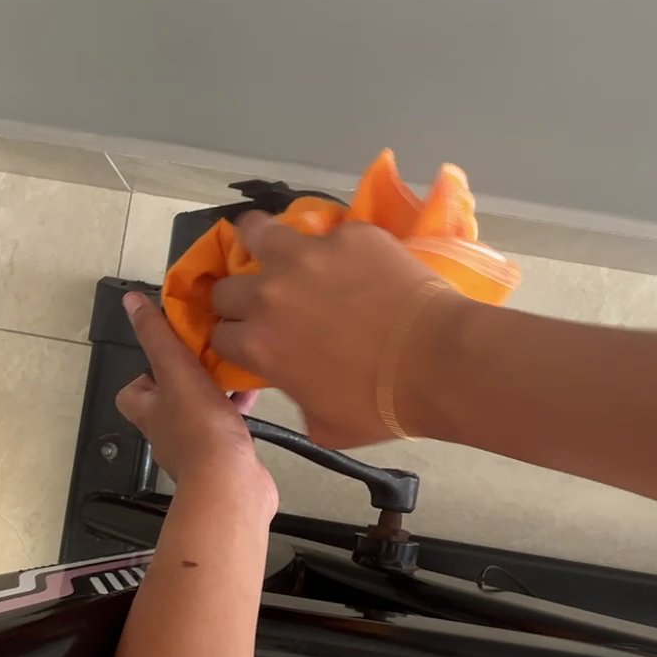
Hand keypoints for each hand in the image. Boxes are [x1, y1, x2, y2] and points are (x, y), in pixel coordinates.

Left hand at [117, 293, 275, 511]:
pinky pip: (227, 428)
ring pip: (201, 413)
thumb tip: (131, 302)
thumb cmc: (201, 430)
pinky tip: (255, 395)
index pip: (130, 391)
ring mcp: (195, 449)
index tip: (167, 354)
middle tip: (207, 357)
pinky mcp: (223, 459)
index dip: (144, 372)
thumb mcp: (176, 370)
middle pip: (169, 400)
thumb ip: (156, 336)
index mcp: (149, 412)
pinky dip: (238, 411)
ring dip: (216, 393)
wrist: (231, 484)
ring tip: (235, 370)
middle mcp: (166, 432)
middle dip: (187, 379)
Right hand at [208, 212, 475, 447]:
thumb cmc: (379, 407)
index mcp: (259, 345)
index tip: (250, 340)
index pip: (220, 335)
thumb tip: (298, 387)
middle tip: (267, 304)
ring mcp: (308, 256)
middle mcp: (270, 294)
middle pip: (227, 287)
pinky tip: (354, 261)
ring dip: (260, 242)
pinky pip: (328, 233)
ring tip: (278, 250)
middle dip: (240, 297)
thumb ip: (295, 399)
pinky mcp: (348, 235)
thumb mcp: (323, 425)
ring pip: (257, 231)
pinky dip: (333, 247)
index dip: (234, 339)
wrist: (436, 365)